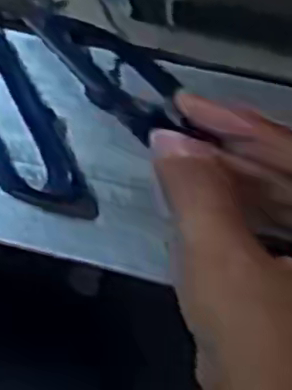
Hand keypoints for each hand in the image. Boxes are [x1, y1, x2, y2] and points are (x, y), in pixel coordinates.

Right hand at [151, 94, 291, 389]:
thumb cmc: (266, 336)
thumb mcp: (220, 258)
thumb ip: (197, 192)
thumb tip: (173, 139)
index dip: (249, 128)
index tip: (185, 103)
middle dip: (246, 150)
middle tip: (183, 125)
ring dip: (247, 178)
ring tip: (188, 159)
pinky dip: (257, 209)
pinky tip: (216, 201)